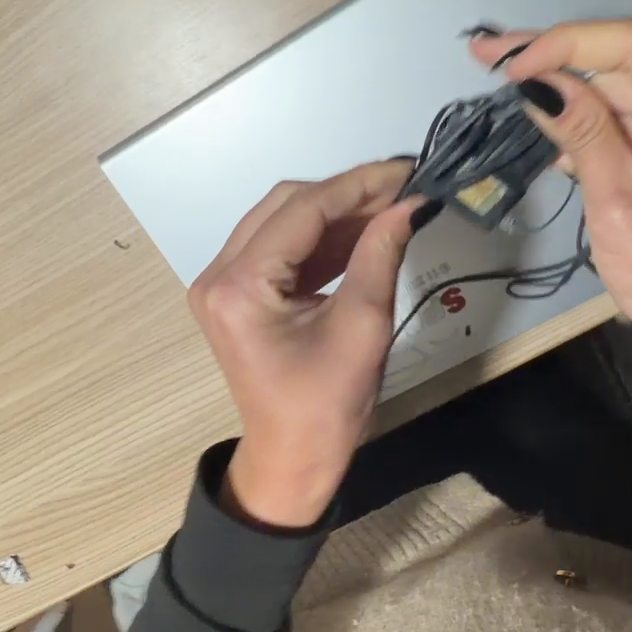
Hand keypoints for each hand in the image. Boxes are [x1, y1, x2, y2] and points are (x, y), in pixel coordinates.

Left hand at [188, 160, 421, 526]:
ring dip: (336, 216)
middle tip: (403, 191)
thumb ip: (381, 255)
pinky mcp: (238, 296)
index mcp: (240, 287)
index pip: (302, 210)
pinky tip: (364, 235)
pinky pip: (281, 251)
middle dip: (347, 195)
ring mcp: (223, 285)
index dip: (358, 185)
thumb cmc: (327, 408)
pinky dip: (322, 242)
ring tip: (391, 210)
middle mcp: (219, 275)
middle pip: (286, 207)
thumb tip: (412, 204)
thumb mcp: (363, 327)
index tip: (407, 171)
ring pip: (283, 223)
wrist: (293, 461)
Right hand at [469, 20, 631, 390]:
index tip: (512, 59)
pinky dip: (580, 120)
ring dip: (562, 86)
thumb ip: (583, 134)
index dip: (570, 43)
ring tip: (500, 76)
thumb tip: (535, 82)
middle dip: (556, 57)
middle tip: (487, 53)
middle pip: (626, 61)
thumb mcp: (618, 204)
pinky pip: (621, 118)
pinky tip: (540, 118)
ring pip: (617, 87)